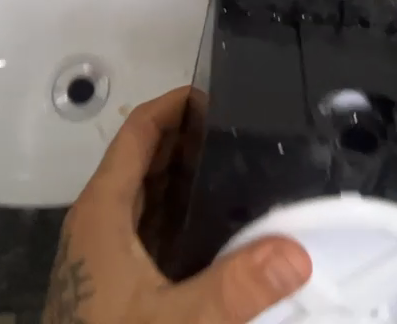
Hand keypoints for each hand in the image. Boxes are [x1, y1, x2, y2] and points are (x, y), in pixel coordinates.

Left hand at [44, 87, 312, 323]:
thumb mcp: (175, 322)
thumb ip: (233, 288)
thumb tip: (297, 253)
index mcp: (103, 209)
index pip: (138, 132)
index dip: (175, 105)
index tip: (220, 95)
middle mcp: (99, 220)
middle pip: (144, 157)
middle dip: (190, 138)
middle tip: (244, 133)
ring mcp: (103, 251)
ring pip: (146, 193)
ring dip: (185, 175)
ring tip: (239, 168)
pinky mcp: (112, 280)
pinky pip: (149, 227)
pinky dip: (180, 212)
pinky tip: (217, 226)